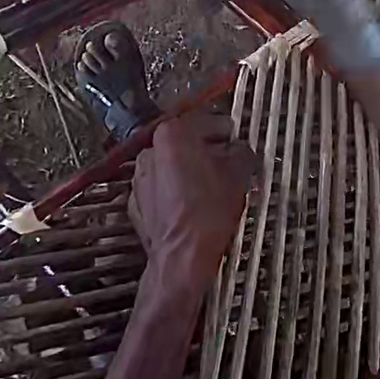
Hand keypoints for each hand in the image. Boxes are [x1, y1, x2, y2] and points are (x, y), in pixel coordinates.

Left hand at [127, 113, 255, 292]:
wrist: (182, 256)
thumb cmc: (206, 214)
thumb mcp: (238, 175)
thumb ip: (241, 152)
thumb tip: (242, 151)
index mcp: (172, 135)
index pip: (205, 122)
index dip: (225, 132)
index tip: (235, 139)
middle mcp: (150, 152)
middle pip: (186, 143)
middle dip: (208, 153)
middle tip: (229, 165)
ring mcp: (140, 178)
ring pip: (171, 167)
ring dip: (191, 173)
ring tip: (214, 189)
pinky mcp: (137, 202)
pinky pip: (161, 191)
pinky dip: (176, 194)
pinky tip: (195, 207)